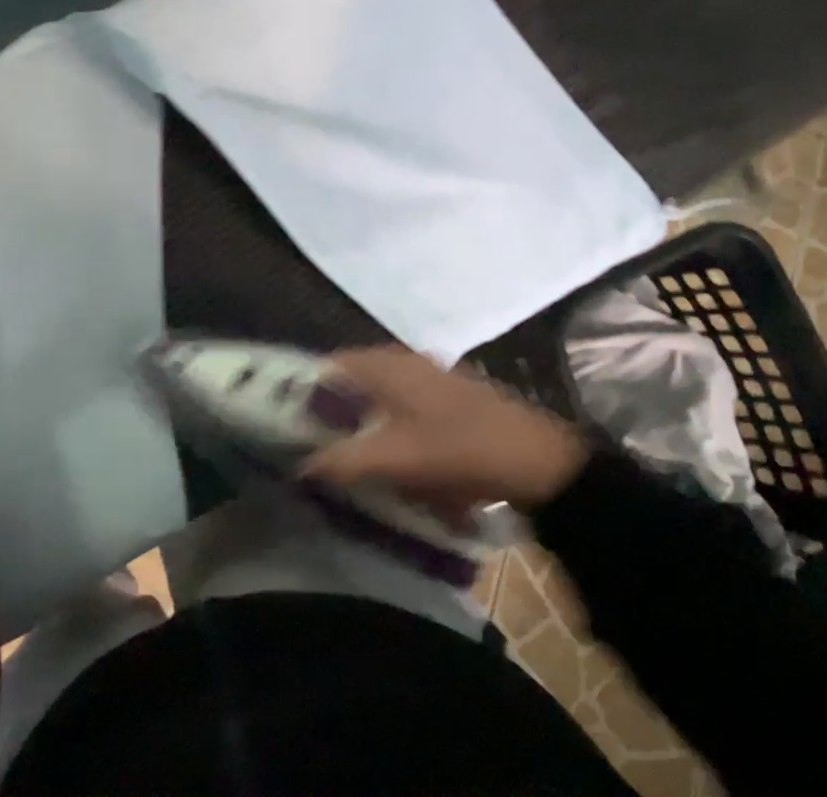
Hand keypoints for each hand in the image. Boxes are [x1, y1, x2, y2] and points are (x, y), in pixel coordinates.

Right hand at [301, 347, 589, 512]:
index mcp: (386, 364)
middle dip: (331, 412)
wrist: (540, 463)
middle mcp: (405, 360)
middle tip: (314, 446)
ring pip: (378, 395)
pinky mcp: (451, 397)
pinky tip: (391, 458)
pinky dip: (388, 427)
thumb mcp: (393, 460)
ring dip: (360, 421)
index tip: (286, 422)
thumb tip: (299, 465)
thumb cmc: (458, 450)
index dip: (302, 391)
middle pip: (352, 381)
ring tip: (348, 456)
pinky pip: (403, 407)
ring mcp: (432, 376)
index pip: (327, 366)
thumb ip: (340, 461)